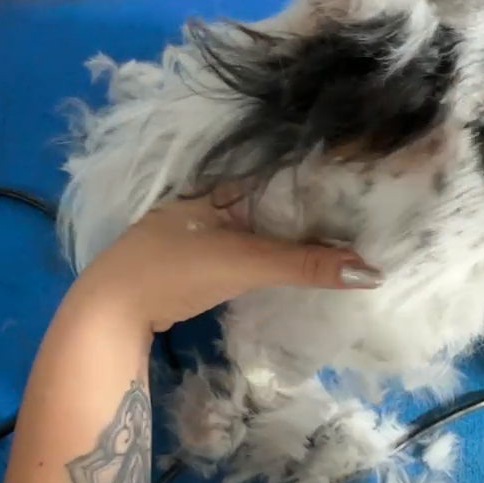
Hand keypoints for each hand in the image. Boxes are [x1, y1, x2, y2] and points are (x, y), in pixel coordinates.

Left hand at [72, 196, 382, 331]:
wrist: (111, 309)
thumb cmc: (175, 269)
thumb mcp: (246, 263)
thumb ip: (305, 265)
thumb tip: (372, 272)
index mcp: (222, 184)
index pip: (283, 173)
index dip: (322, 180)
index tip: (365, 187)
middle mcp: (212, 198)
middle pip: (274, 201)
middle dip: (313, 210)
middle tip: (365, 216)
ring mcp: (201, 228)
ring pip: (260, 225)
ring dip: (293, 233)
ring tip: (343, 236)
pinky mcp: (196, 256)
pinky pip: (245, 246)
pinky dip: (271, 253)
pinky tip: (295, 260)